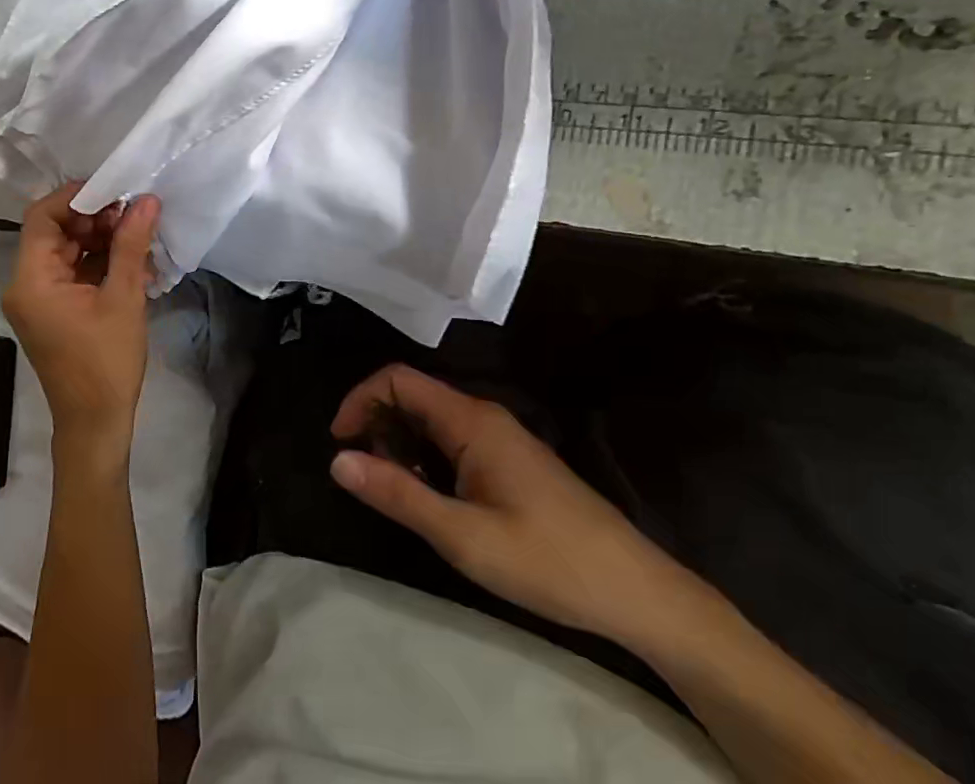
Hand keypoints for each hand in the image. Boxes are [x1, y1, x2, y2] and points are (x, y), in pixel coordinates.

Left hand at [2, 182, 159, 469]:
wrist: (96, 422)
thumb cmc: (107, 363)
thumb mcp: (123, 298)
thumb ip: (130, 245)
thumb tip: (146, 201)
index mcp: (31, 280)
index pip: (42, 217)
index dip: (76, 197)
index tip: (116, 190)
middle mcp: (26, 285)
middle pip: (55, 233)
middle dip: (95, 220)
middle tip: (136, 213)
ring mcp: (39, 300)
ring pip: (68, 253)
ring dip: (102, 242)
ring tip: (141, 237)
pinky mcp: (54, 312)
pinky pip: (74, 275)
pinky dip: (100, 265)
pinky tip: (134, 262)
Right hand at [330, 365, 711, 646]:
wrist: (638, 594)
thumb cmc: (546, 561)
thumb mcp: (461, 534)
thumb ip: (396, 493)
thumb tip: (336, 459)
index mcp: (472, 421)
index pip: (398, 379)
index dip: (359, 400)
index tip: (340, 443)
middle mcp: (485, 418)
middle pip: (412, 395)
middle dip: (376, 424)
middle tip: (367, 475)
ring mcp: (501, 439)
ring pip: (431, 419)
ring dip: (399, 444)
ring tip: (396, 491)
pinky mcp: (511, 462)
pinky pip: (452, 441)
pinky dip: (424, 457)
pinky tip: (430, 498)